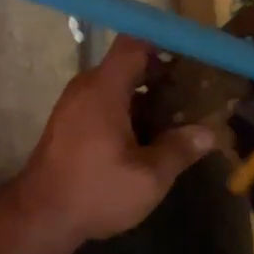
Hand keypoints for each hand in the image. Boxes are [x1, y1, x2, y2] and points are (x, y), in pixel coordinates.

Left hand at [17, 35, 216, 242]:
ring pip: (118, 87)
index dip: (161, 43)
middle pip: (127, 66)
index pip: (131, 46)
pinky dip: (130, 110)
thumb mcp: (149, 176)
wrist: (45, 210)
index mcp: (103, 88)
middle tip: (198, 93)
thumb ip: (179, 149)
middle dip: (162, 76)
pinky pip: (105, 102)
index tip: (192, 53)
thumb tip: (208, 131)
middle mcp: (87, 86)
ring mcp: (76, 102)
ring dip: (148, 98)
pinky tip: (153, 136)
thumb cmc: (98, 188)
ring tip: (184, 117)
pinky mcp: (72, 120)